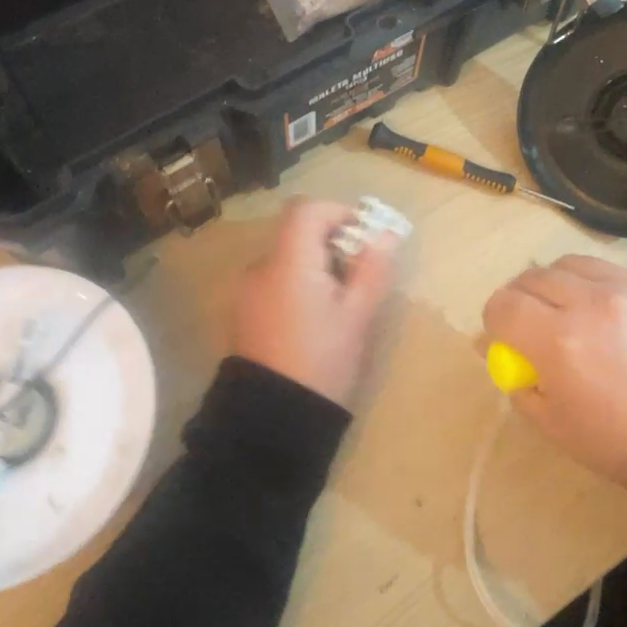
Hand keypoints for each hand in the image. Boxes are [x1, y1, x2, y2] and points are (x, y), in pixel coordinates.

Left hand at [232, 199, 399, 406]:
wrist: (272, 417)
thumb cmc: (322, 360)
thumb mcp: (357, 316)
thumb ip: (371, 269)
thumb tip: (384, 233)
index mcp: (289, 262)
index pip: (307, 210)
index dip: (338, 213)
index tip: (362, 237)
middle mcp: (260, 267)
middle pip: (296, 234)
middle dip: (330, 244)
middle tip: (357, 277)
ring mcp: (246, 292)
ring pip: (285, 260)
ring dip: (313, 267)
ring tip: (337, 305)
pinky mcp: (242, 314)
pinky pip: (272, 283)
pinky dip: (295, 286)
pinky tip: (311, 322)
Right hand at [481, 256, 626, 489]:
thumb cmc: (625, 442)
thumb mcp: (554, 425)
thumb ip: (516, 378)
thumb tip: (492, 345)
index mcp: (559, 342)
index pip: (501, 305)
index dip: (495, 322)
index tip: (506, 338)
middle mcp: (590, 302)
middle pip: (531, 277)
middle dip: (523, 301)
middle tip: (536, 326)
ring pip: (569, 264)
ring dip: (558, 285)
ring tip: (573, 312)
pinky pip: (612, 270)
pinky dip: (599, 287)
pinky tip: (615, 316)